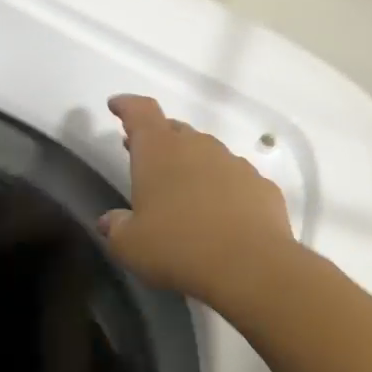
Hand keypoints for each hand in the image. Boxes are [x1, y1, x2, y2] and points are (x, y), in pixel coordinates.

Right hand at [98, 95, 294, 304]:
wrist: (249, 265)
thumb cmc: (177, 248)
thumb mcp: (129, 246)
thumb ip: (116, 228)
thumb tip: (110, 221)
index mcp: (159, 153)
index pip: (140, 113)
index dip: (127, 106)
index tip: (116, 105)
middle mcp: (198, 148)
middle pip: (175, 131)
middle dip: (158, 139)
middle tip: (145, 155)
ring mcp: (234, 164)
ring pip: (206, 154)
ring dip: (191, 165)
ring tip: (182, 190)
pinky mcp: (261, 186)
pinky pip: (234, 180)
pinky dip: (221, 189)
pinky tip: (218, 213)